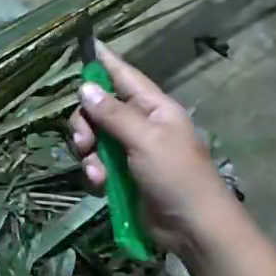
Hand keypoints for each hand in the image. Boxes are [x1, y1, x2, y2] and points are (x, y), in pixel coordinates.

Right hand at [68, 44, 239, 255]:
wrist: (192, 228)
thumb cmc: (177, 176)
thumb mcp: (145, 140)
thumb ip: (113, 113)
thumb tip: (85, 87)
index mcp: (154, 108)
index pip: (124, 75)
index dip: (104, 62)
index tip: (85, 46)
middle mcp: (140, 124)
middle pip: (98, 109)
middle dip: (85, 124)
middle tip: (83, 143)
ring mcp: (130, 151)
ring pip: (93, 138)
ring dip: (88, 154)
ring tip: (97, 174)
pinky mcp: (122, 175)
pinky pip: (96, 164)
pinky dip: (94, 174)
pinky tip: (100, 186)